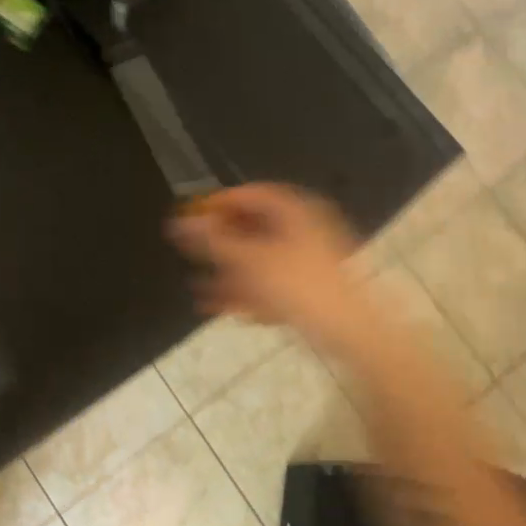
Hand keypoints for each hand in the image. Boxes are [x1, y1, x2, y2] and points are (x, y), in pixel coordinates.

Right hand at [168, 184, 372, 351]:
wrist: (347, 330)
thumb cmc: (297, 285)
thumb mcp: (247, 260)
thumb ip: (211, 240)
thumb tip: (178, 223)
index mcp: (295, 211)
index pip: (251, 194)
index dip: (219, 204)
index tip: (192, 218)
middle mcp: (305, 228)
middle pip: (253, 229)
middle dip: (220, 246)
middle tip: (194, 254)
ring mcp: (309, 259)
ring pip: (260, 260)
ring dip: (229, 274)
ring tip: (201, 290)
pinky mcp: (311, 287)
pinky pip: (272, 282)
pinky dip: (247, 292)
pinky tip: (223, 308)